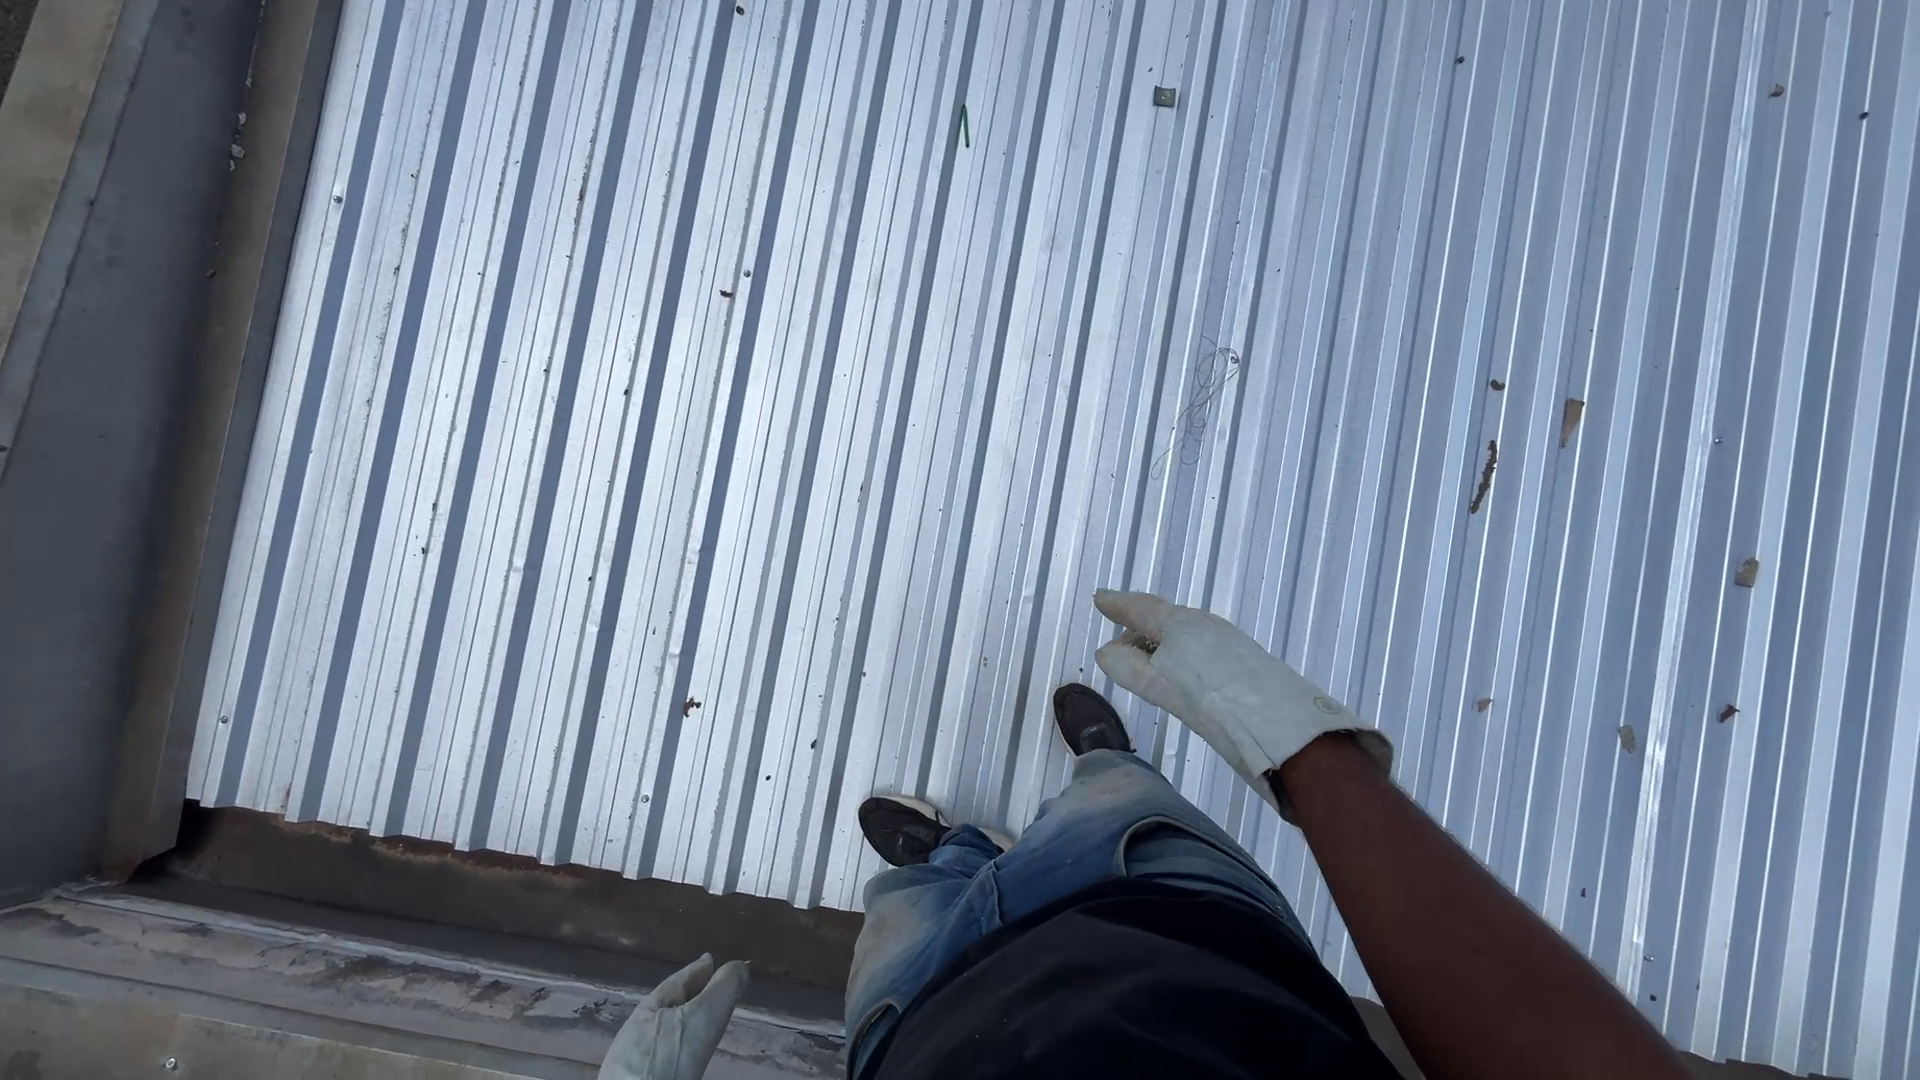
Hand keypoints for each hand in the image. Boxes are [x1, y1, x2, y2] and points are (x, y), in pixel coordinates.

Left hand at [598, 954, 748, 1079]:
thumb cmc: (669, 1059)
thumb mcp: (701, 1018)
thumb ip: (722, 989)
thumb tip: (740, 965)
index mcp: (646, 1009)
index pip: (677, 982)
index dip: (698, 970)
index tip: (712, 959)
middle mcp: (637, 1032)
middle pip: (670, 1006)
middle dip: (692, 995)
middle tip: (715, 988)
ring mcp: (636, 1062)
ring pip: (668, 1032)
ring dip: (688, 1021)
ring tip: (708, 1020)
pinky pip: (667, 1055)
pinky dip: (683, 1045)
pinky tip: (690, 1055)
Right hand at [1092, 589, 1390, 820]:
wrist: (1282, 728)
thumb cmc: (1212, 704)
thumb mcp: (1161, 687)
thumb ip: (1130, 668)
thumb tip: (1106, 651)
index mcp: (1181, 624)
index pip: (1141, 607)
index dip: (1117, 604)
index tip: (1099, 599)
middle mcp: (1205, 624)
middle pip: (1163, 618)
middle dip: (1138, 627)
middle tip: (1117, 645)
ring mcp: (1228, 641)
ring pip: (1183, 634)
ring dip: (1159, 644)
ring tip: (1144, 663)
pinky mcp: (1243, 661)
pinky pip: (1198, 646)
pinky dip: (1178, 654)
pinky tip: (1179, 674)